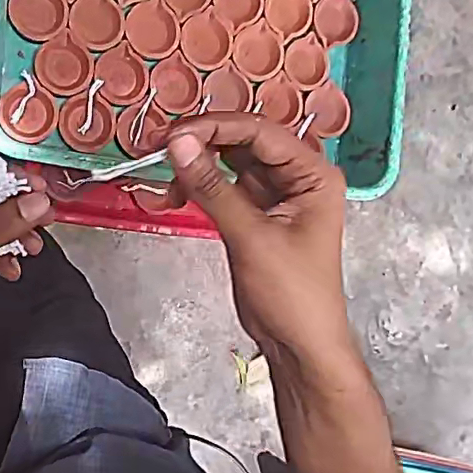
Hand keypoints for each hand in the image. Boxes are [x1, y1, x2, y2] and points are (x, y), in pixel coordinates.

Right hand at [164, 113, 349, 358]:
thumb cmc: (292, 294)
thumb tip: (179, 144)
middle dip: (202, 143)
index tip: (174, 134)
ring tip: (164, 175)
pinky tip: (176, 195)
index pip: (260, 132)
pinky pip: (222, 186)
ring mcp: (274, 194)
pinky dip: (198, 187)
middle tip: (160, 147)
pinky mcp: (254, 212)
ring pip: (229, 162)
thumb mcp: (251, 237)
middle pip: (243, 142)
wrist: (298, 344)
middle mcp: (296, 176)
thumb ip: (212, 187)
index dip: (215, 127)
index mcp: (312, 174)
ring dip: (196, 165)